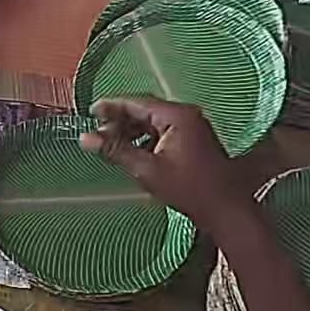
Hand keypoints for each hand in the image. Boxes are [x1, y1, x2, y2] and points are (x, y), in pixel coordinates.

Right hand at [76, 97, 256, 221]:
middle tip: (97, 132)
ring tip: (110, 144)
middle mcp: (186, 115)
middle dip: (120, 120)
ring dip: (131, 130)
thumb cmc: (187, 188)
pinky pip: (163, 131)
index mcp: (177, 116)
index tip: (91, 112)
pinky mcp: (193, 140)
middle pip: (145, 110)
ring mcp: (192, 127)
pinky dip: (145, 138)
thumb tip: (85, 138)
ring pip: (153, 121)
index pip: (137, 103)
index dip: (112, 106)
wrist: (224, 208)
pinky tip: (132, 151)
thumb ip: (115, 150)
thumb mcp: (146, 169)